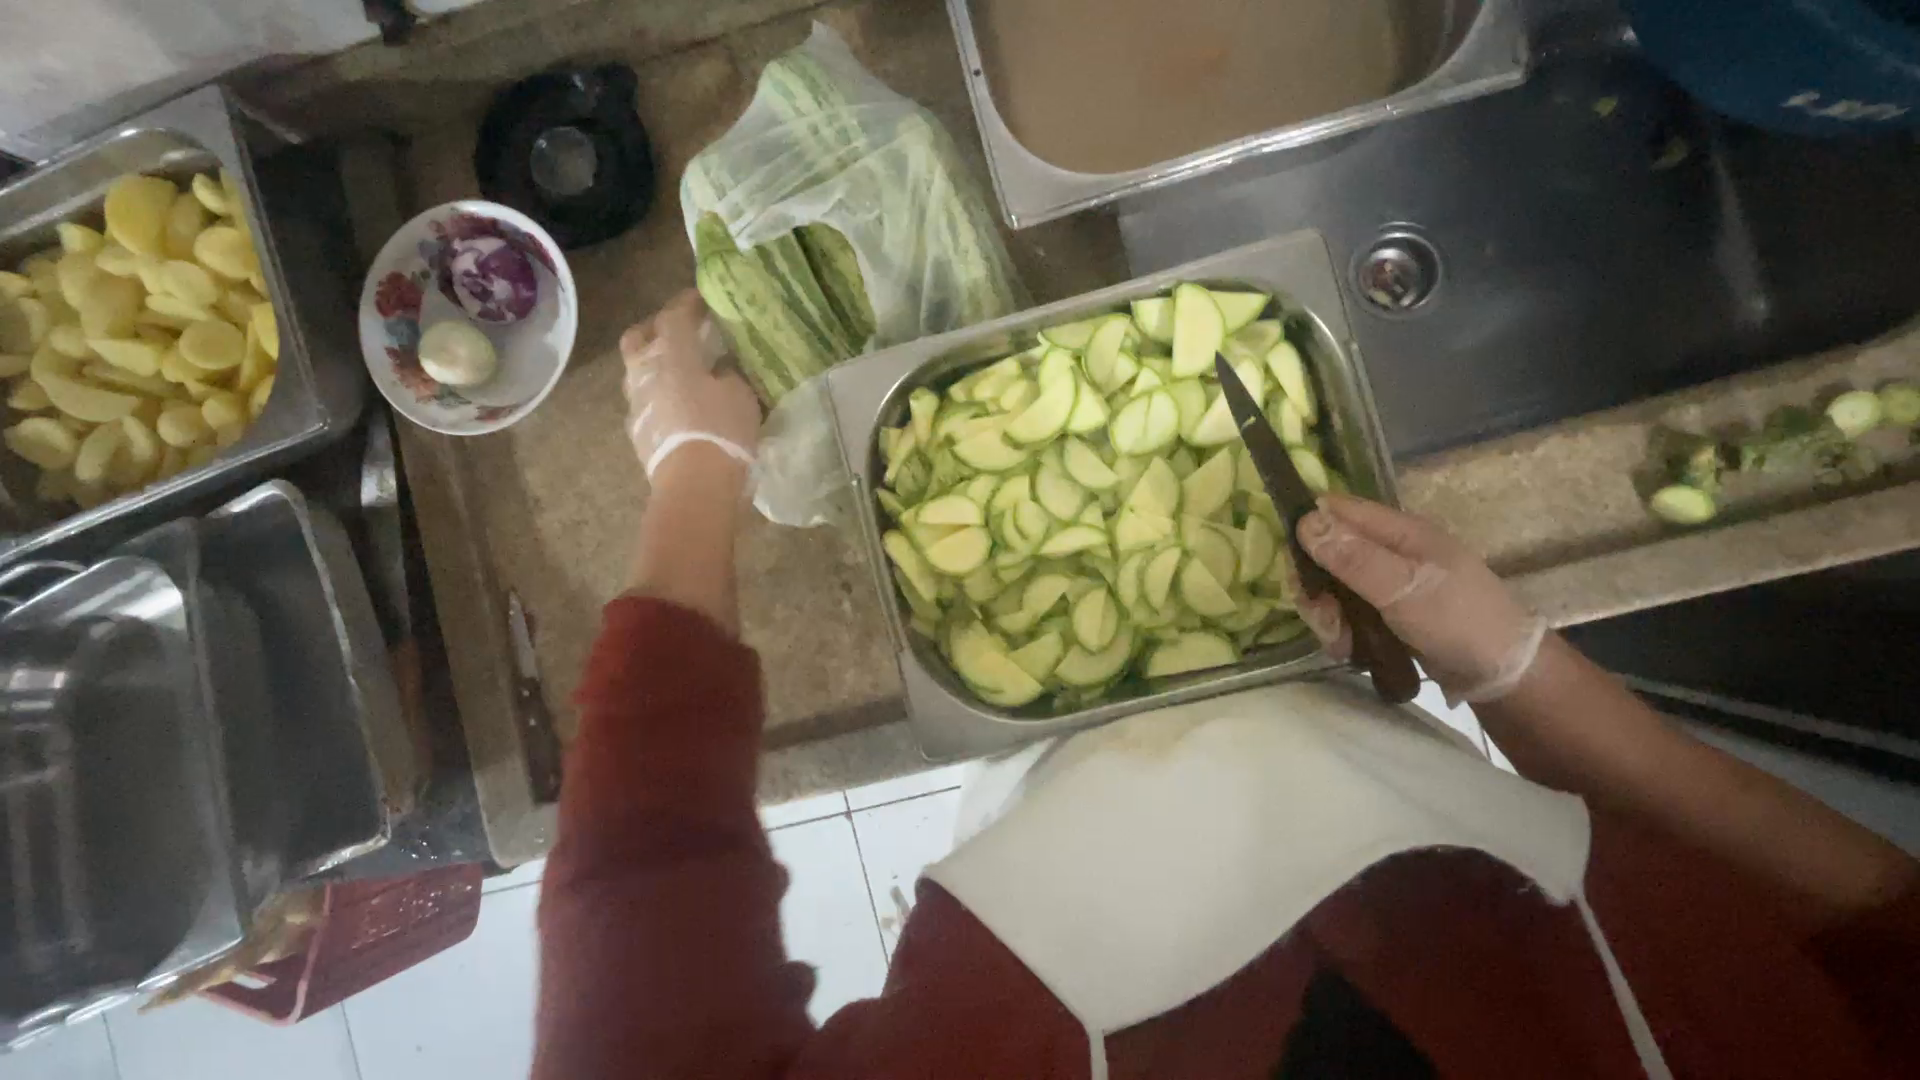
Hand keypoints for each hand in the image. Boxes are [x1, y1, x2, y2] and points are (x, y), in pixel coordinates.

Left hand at [621, 289, 760, 478]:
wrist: (695, 485)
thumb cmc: (722, 431)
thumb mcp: (742, 395)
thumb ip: (730, 374)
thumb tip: (722, 369)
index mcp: (671, 354)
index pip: (675, 315)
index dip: (688, 303)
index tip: (702, 298)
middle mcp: (645, 372)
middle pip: (639, 337)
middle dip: (655, 328)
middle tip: (677, 330)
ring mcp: (635, 403)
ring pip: (636, 371)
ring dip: (653, 364)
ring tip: (678, 371)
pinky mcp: (637, 432)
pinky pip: (645, 402)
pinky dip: (658, 396)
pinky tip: (677, 405)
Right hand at [1292, 494, 1547, 702]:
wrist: (1500, 675)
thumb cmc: (1458, 620)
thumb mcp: (1404, 587)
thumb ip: (1353, 556)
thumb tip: (1305, 520)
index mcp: (1397, 531)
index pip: (1336, 510)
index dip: (1308, 528)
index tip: (1294, 563)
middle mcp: (1386, 552)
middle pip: (1324, 553)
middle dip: (1312, 585)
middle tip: (1323, 614)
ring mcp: (1383, 584)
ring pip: (1328, 588)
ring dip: (1325, 615)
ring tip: (1341, 640)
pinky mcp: (1381, 614)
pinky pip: (1342, 614)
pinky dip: (1338, 633)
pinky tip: (1350, 650)